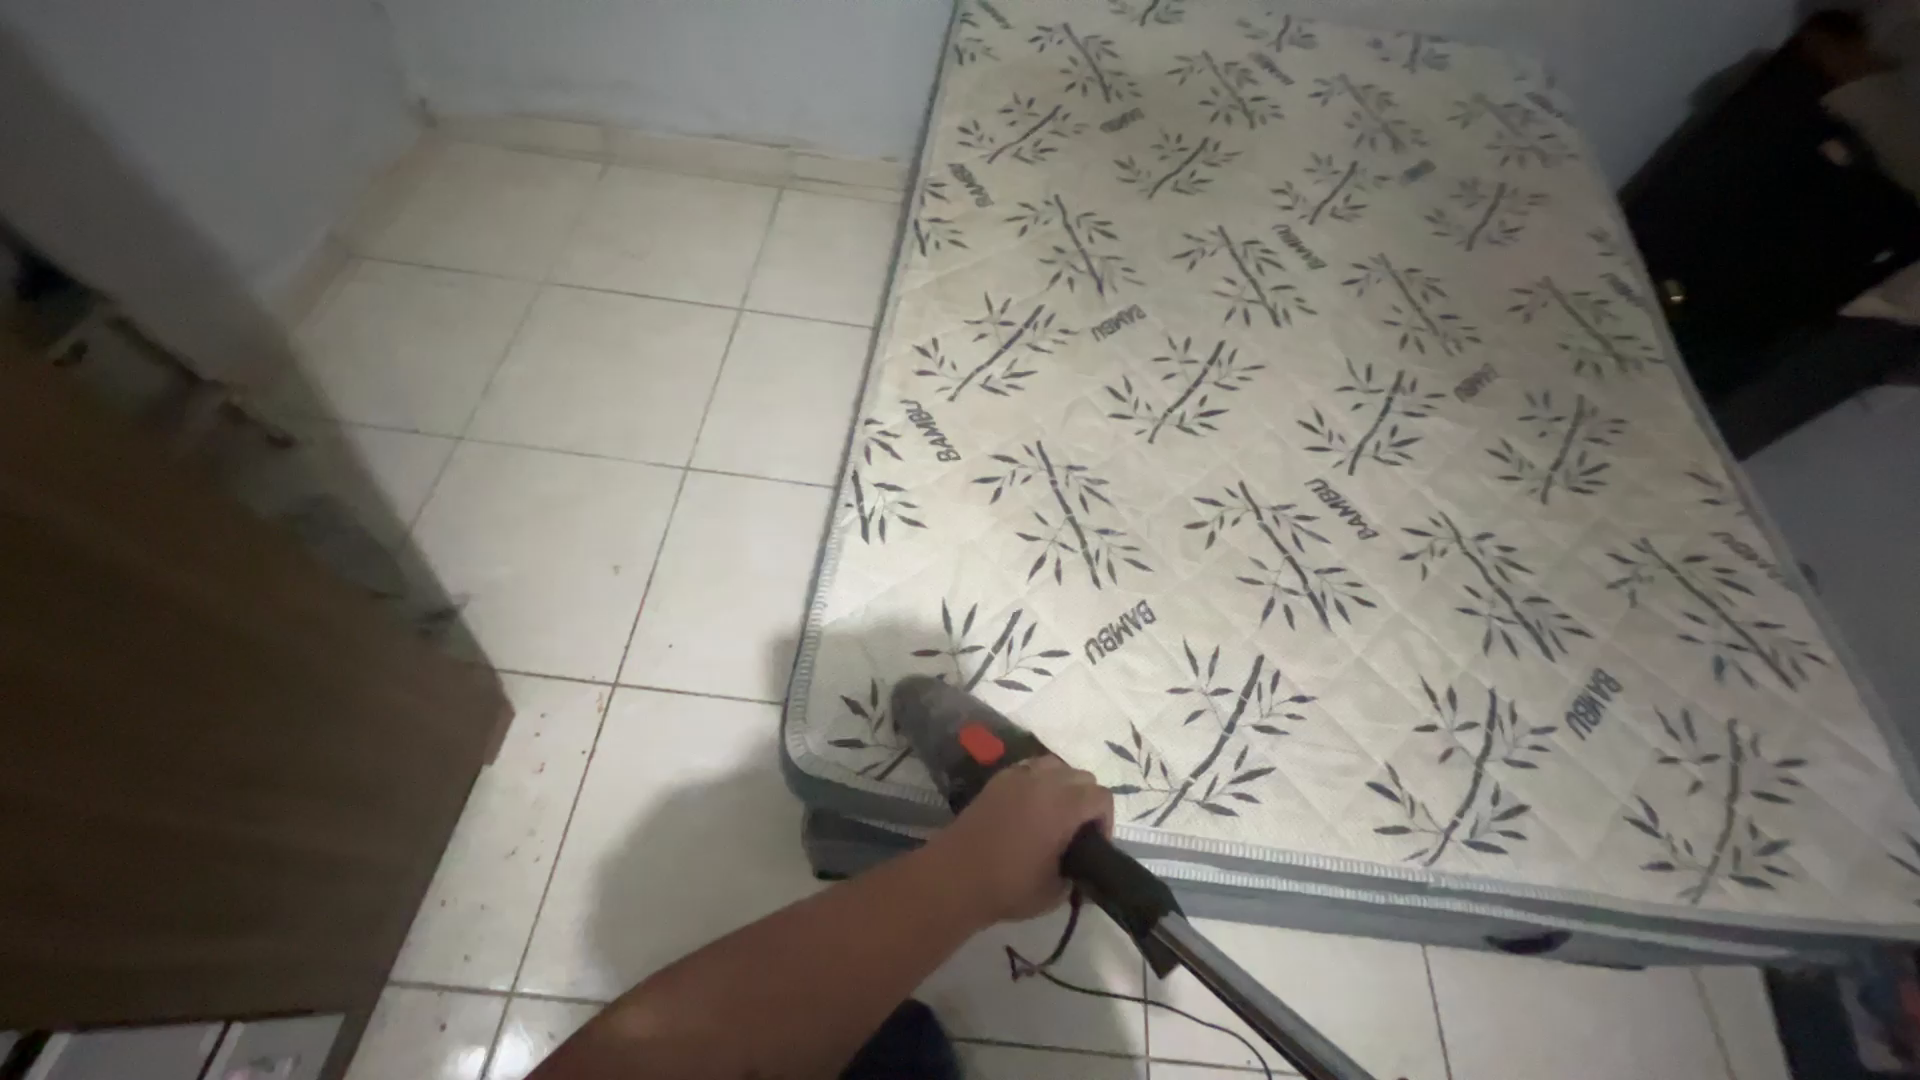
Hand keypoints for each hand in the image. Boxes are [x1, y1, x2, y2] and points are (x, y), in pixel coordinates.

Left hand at [923, 756, 1113, 925]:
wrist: (957, 875)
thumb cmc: (1009, 885)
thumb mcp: (1055, 892)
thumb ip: (1077, 875)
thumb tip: (1079, 869)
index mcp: (1064, 805)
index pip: (1101, 797)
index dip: (1105, 821)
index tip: (1094, 845)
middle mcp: (1044, 781)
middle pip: (1082, 776)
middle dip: (1087, 800)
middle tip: (1077, 831)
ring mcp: (1018, 775)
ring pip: (1056, 765)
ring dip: (1063, 785)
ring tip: (1055, 814)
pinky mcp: (998, 779)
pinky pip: (1030, 768)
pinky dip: (1038, 781)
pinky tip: (1030, 807)